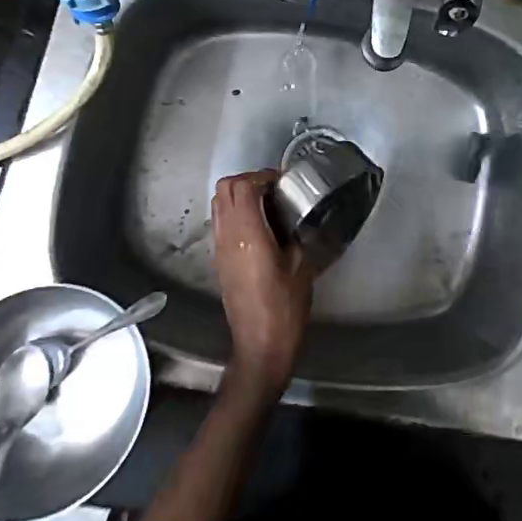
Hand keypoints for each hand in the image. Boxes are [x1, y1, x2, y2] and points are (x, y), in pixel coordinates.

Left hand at [210, 169, 313, 401]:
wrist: (260, 344)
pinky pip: (221, 222)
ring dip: (239, 195)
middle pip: (224, 188)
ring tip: (267, 205)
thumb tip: (299, 218)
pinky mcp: (220, 259)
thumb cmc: (284, 307)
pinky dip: (236, 213)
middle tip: (273, 189)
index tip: (281, 182)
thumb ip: (298, 235)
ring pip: (219, 203)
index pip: (243, 186)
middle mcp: (228, 235)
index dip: (262, 176)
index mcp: (248, 233)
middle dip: (247, 180)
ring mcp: (219, 247)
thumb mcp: (302, 267)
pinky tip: (260, 227)